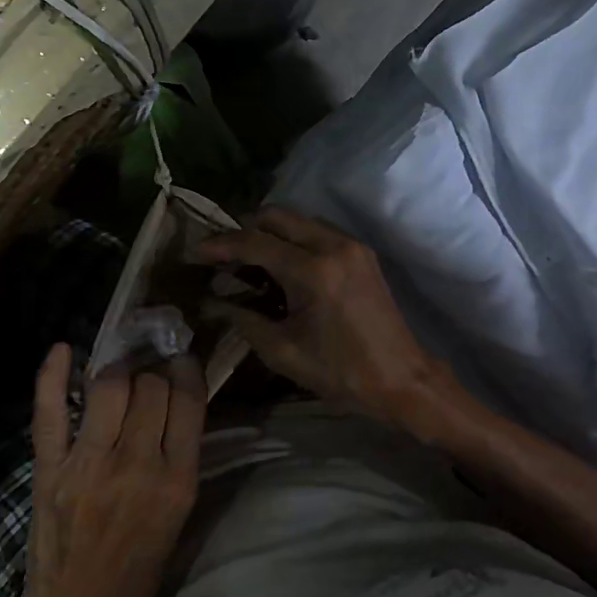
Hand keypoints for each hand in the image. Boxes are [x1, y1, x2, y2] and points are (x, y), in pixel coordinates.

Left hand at [16, 343, 204, 596]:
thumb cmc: (136, 573)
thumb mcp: (178, 519)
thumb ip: (179, 459)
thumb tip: (176, 401)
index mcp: (176, 483)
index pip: (188, 401)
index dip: (185, 371)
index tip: (180, 362)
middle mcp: (136, 467)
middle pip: (150, 387)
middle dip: (151, 374)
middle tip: (146, 379)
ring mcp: (88, 465)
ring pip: (110, 385)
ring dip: (116, 372)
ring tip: (116, 377)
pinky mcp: (49, 469)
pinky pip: (51, 410)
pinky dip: (53, 375)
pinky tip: (63, 350)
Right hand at [194, 207, 460, 432]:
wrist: (402, 380)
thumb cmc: (341, 372)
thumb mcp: (282, 351)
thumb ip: (243, 318)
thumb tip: (210, 302)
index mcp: (314, 272)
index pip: (255, 242)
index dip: (220, 245)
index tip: (195, 252)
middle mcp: (333, 246)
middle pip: (275, 216)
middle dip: (242, 230)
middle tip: (221, 254)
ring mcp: (351, 245)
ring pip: (296, 219)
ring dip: (267, 233)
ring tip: (246, 261)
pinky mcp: (360, 252)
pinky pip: (315, 230)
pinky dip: (291, 239)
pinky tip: (279, 265)